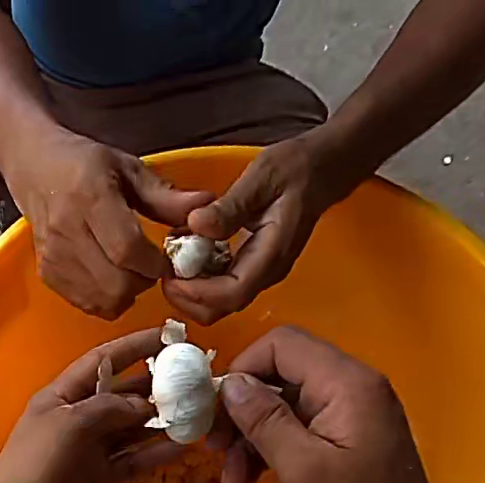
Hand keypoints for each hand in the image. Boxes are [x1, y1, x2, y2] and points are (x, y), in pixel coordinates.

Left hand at [0, 327, 183, 482]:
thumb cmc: (37, 466)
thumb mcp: (70, 424)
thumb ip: (109, 407)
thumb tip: (144, 404)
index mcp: (63, 395)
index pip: (104, 360)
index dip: (135, 346)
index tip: (170, 336)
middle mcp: (80, 418)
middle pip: (123, 395)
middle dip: (156, 386)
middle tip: (194, 379)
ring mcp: (92, 450)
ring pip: (133, 429)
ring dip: (161, 421)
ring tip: (196, 411)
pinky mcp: (103, 479)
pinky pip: (135, 460)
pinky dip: (157, 453)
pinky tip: (183, 446)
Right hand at [3, 130, 213, 319]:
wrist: (34, 167)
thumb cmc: (87, 166)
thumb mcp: (129, 170)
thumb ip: (166, 198)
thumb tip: (206, 209)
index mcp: (89, 197)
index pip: (127, 249)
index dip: (154, 264)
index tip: (167, 260)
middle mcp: (66, 230)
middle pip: (116, 284)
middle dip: (142, 282)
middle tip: (148, 267)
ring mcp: (54, 258)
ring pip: (104, 301)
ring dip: (126, 294)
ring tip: (130, 271)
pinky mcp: (49, 275)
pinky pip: (89, 305)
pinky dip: (108, 299)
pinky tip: (111, 278)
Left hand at [163, 133, 352, 324]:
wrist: (320, 173)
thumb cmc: (295, 170)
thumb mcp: (262, 177)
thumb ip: (230, 206)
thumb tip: (196, 225)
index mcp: (271, 256)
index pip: (232, 293)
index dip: (198, 293)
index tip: (171, 278)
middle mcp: (265, 274)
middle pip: (222, 309)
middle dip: (189, 300)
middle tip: (164, 275)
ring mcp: (258, 275)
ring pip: (219, 303)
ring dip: (191, 292)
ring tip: (172, 264)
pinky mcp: (250, 270)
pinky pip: (220, 288)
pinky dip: (199, 280)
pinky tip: (187, 255)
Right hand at [211, 327, 454, 482]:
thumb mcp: (300, 468)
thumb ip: (264, 420)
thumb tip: (230, 384)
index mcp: (346, 382)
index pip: (283, 344)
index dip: (242, 368)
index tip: (215, 409)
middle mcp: (350, 386)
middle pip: (281, 375)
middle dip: (242, 410)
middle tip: (214, 448)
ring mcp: (349, 412)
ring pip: (284, 405)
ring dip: (252, 437)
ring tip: (231, 479)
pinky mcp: (345, 437)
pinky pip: (299, 428)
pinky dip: (271, 449)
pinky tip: (250, 480)